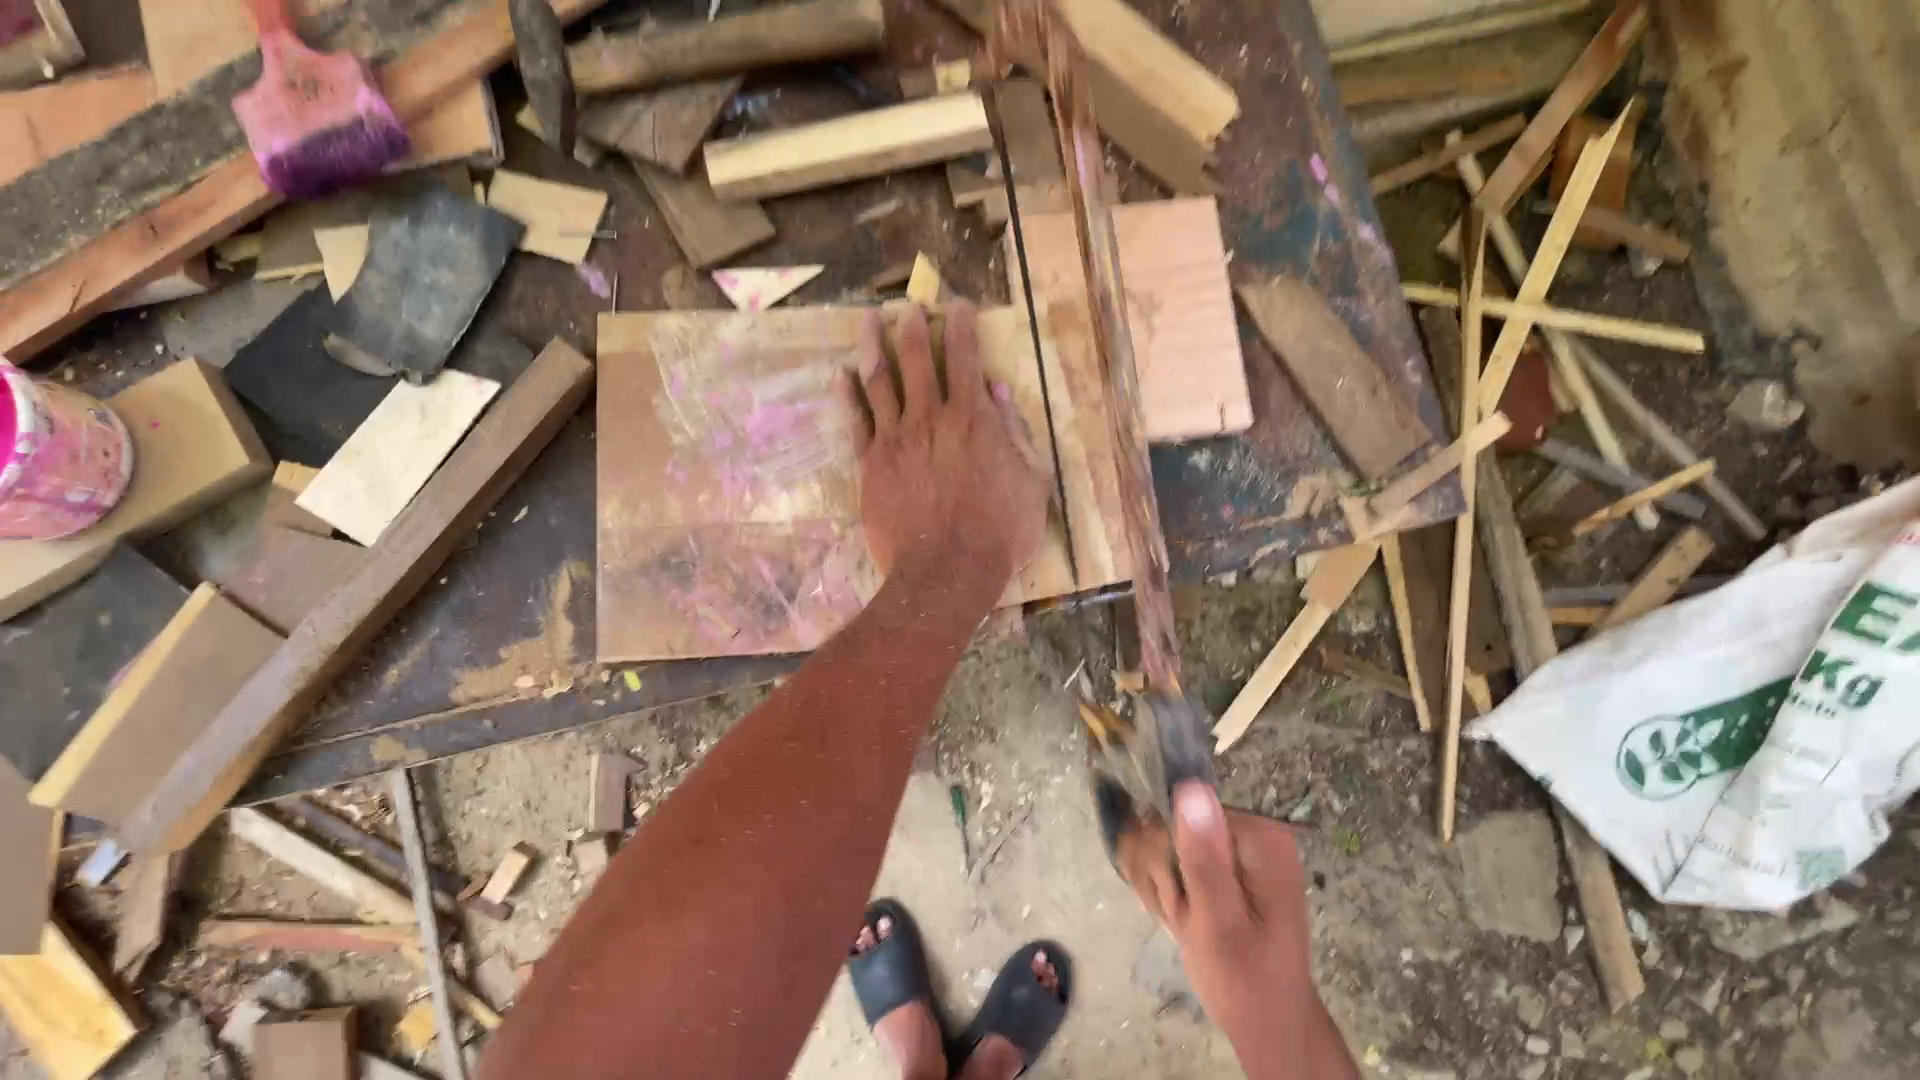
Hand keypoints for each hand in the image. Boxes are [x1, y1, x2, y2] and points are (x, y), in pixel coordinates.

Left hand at [838, 302, 1050, 589]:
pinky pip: (855, 419)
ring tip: (868, 320)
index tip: (959, 306)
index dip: (962, 326)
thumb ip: (1016, 433)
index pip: (966, 357)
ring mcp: (895, 439)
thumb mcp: (1032, 482)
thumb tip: (998, 390)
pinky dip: (847, 393)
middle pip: (917, 358)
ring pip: (879, 380)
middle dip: (913, 326)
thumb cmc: (999, 533)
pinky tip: (841, 373)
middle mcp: (930, 418)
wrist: (945, 573)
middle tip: (909, 307)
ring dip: (873, 345)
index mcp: (973, 419)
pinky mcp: (870, 463)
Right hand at [1118, 783, 1357, 1078]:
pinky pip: (1173, 861)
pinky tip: (1183, 921)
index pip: (1181, 816)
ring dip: (1164, 889)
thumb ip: (1204, 858)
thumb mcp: (1219, 922)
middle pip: (1170, 827)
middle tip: (1186, 919)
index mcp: (1260, 836)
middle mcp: (1250, 831)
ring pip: (1164, 845)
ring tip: (1187, 924)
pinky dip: (1169, 894)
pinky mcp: (1223, 864)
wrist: (1266, 1024)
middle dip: (1165, 877)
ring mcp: (1236, 847)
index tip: (1180, 903)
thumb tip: (1191, 789)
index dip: (1168, 860)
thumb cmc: (1245, 980)